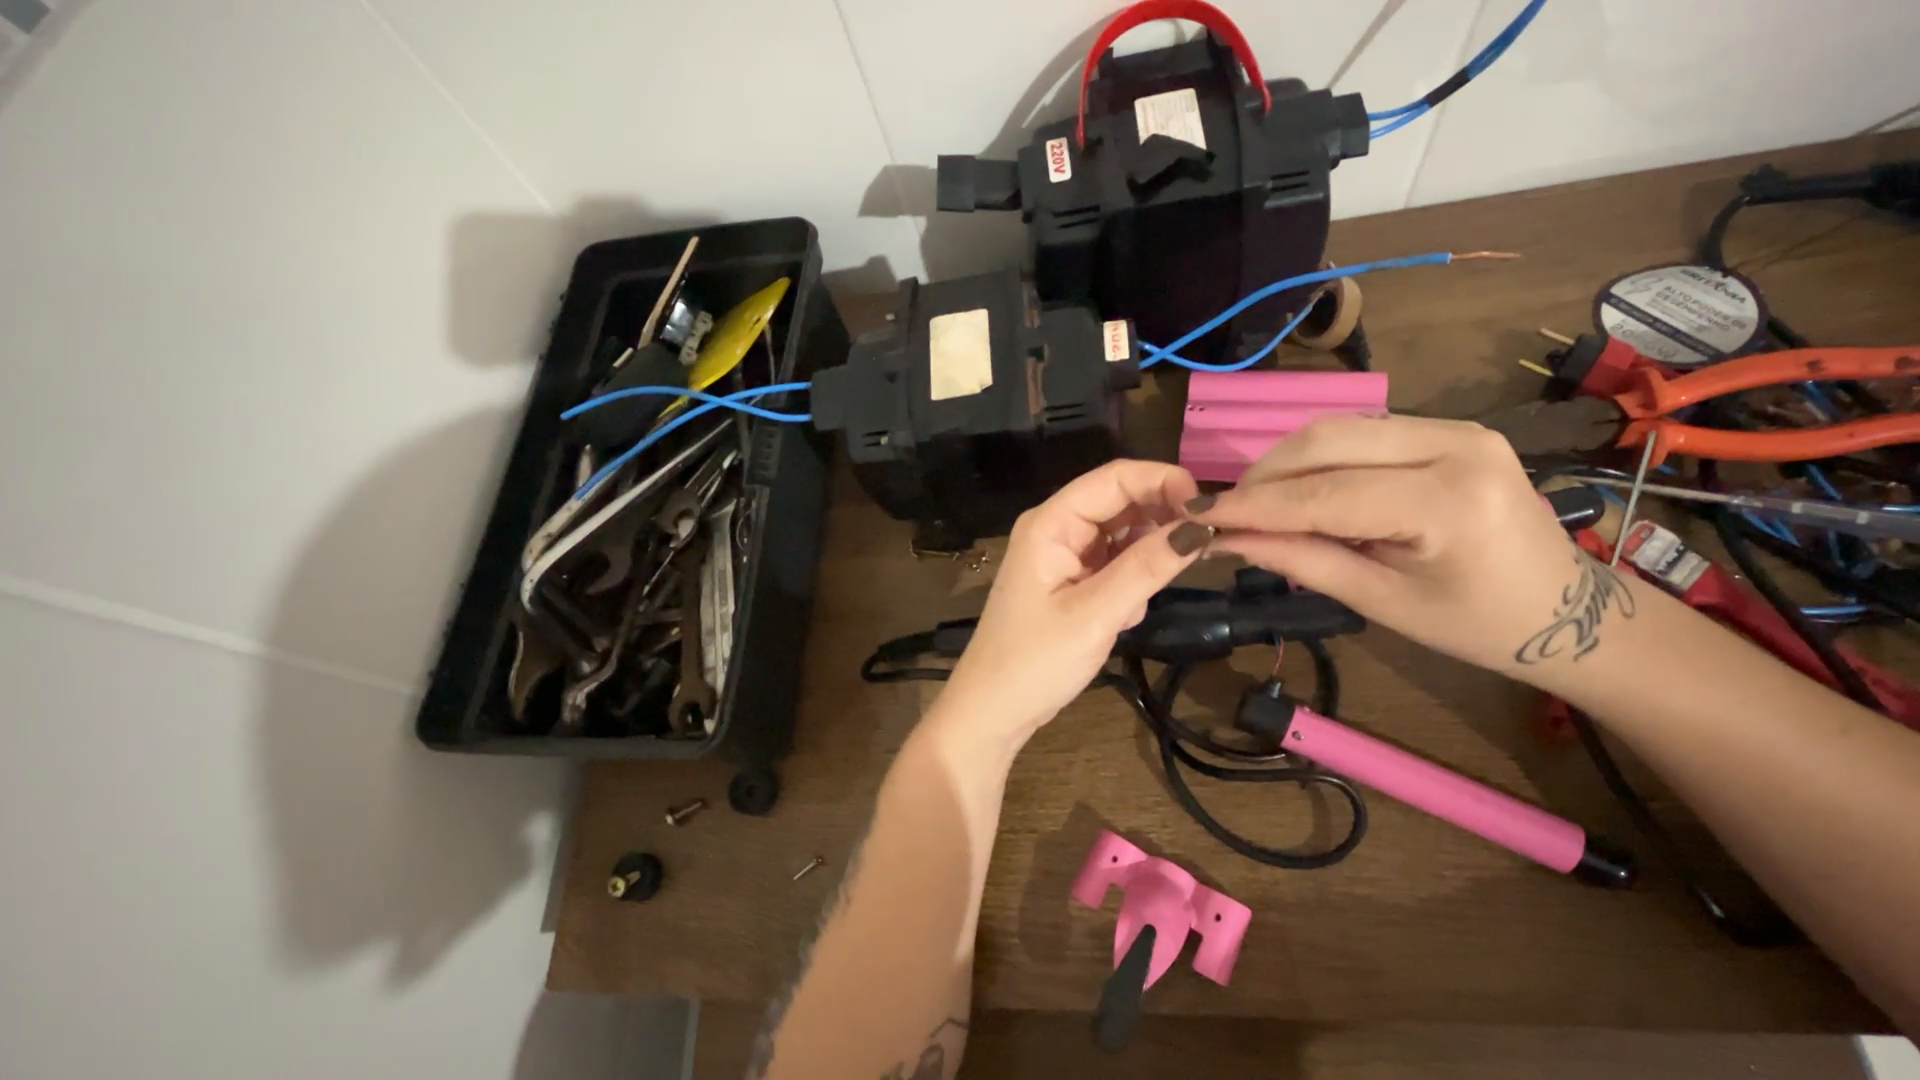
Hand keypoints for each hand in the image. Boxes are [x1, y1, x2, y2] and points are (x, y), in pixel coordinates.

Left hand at [938, 460, 1211, 743]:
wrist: (993, 711)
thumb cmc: (1035, 661)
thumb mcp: (1096, 614)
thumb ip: (1147, 567)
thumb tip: (1201, 526)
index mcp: (1051, 523)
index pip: (1115, 477)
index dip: (1164, 481)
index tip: (1207, 509)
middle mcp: (1058, 528)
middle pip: (1122, 500)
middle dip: (1162, 518)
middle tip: (1201, 548)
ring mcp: (1065, 555)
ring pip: (1123, 533)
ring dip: (1147, 555)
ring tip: (1149, 594)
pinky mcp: (1073, 582)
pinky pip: (1116, 562)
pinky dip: (1133, 580)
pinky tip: (1127, 615)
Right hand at [1186, 415, 1633, 680]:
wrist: (1569, 613)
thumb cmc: (1480, 626)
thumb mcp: (1384, 603)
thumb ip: (1303, 561)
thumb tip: (1227, 540)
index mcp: (1449, 501)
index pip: (1326, 493)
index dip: (1254, 506)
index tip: (1198, 518)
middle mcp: (1456, 445)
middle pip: (1327, 439)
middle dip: (1264, 475)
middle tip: (1223, 512)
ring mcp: (1457, 429)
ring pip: (1339, 429)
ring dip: (1286, 463)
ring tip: (1254, 505)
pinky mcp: (1450, 429)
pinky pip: (1363, 434)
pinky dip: (1318, 460)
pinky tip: (1298, 491)